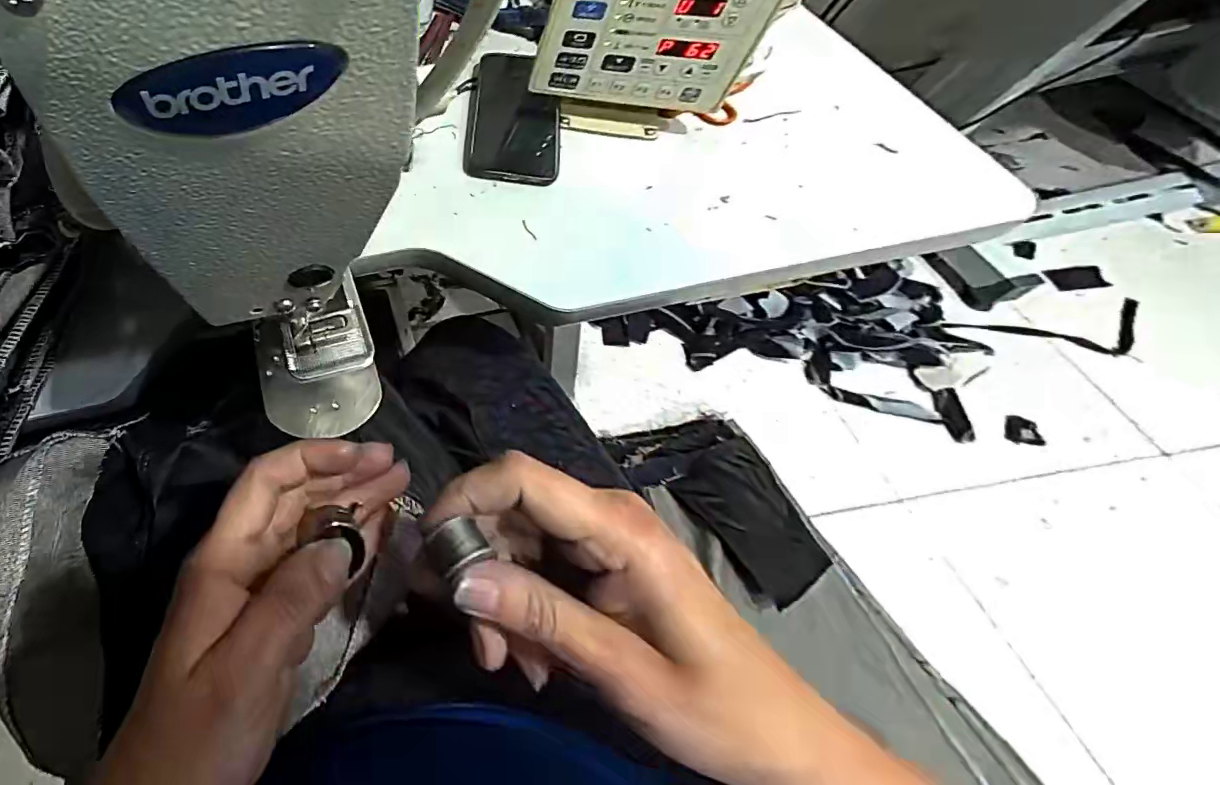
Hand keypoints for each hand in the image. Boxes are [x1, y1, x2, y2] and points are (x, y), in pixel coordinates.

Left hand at [95, 440, 410, 784]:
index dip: (312, 458)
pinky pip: (315, 566)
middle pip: (293, 499)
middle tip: (393, 464)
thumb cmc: (197, 734)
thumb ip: (292, 600)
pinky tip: (376, 534)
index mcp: (223, 558)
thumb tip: (342, 542)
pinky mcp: (274, 618)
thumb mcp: (245, 669)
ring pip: (308, 529)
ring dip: (351, 504)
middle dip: (343, 475)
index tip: (361, 454)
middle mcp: (241, 562)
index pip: (266, 482)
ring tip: (395, 484)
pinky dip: (347, 546)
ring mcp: (258, 589)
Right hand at [426, 452, 927, 784]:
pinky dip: (522, 611)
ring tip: (514, 665)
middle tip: (482, 646)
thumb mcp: (627, 672)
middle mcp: (604, 517)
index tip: (432, 556)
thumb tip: (461, 579)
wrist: (787, 743)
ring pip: (515, 545)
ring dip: (500, 602)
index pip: (519, 476)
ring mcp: (601, 539)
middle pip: (509, 513)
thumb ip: (543, 617)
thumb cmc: (721, 709)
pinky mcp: (599, 564)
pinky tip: (535, 661)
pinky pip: (536, 570)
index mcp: (618, 526)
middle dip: (480, 572)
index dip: (464, 499)